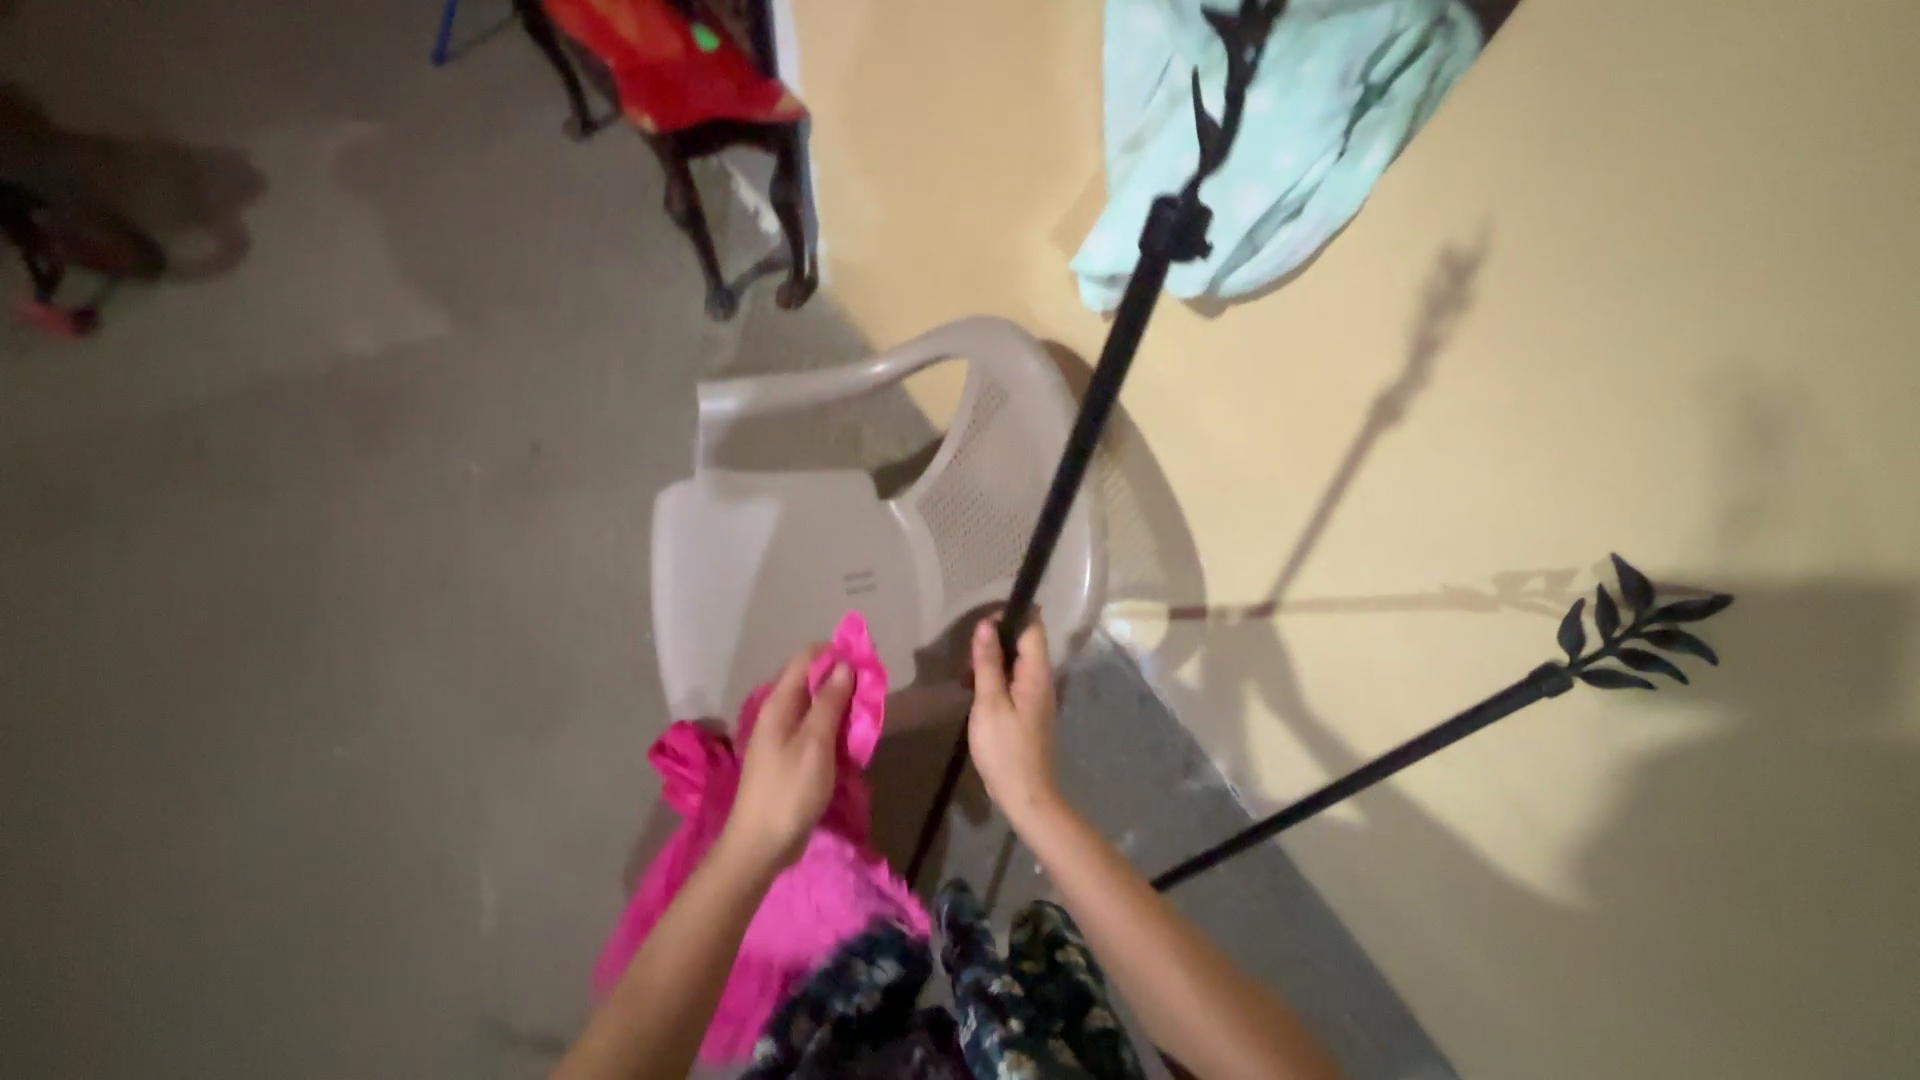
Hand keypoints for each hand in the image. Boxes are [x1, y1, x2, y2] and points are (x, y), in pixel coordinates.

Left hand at [721, 648, 854, 872]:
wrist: (761, 845)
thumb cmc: (789, 790)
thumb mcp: (815, 743)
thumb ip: (829, 701)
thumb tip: (844, 665)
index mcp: (779, 704)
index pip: (806, 659)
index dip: (835, 653)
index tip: (866, 660)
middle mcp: (778, 714)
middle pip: (812, 682)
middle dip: (844, 682)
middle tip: (873, 694)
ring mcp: (782, 737)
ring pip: (817, 709)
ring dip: (842, 709)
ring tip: (867, 719)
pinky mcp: (790, 759)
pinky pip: (816, 732)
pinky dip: (835, 732)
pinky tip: (851, 745)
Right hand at [967, 617, 1061, 824]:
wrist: (1026, 795)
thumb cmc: (1005, 749)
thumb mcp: (989, 703)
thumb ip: (987, 662)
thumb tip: (985, 624)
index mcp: (1037, 673)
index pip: (1033, 626)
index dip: (1009, 616)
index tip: (981, 625)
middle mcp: (1043, 679)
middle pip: (1025, 642)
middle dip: (996, 640)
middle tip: (968, 657)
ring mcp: (1039, 696)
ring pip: (1018, 663)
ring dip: (993, 661)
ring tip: (968, 676)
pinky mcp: (1031, 711)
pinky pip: (1016, 681)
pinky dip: (997, 679)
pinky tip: (978, 693)